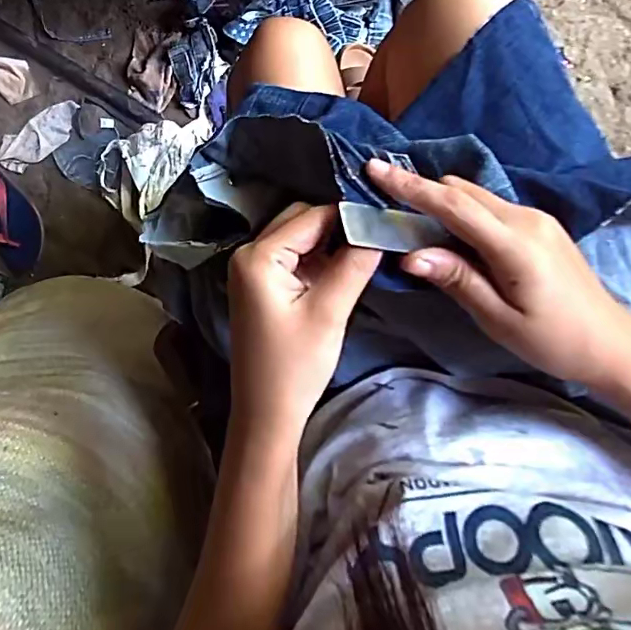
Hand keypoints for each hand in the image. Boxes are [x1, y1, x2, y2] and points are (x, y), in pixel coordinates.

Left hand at [227, 202, 381, 433]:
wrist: (267, 414)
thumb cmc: (295, 366)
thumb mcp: (329, 312)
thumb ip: (353, 264)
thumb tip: (376, 228)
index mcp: (258, 256)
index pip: (310, 216)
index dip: (347, 215)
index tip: (382, 217)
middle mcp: (248, 254)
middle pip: (300, 220)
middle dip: (337, 227)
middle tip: (374, 237)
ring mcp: (251, 270)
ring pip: (298, 238)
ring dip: (328, 243)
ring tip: (364, 252)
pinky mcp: (260, 285)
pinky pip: (292, 257)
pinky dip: (317, 259)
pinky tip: (342, 270)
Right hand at [366, 159, 630, 394]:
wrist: (613, 342)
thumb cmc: (554, 341)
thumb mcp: (499, 319)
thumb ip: (457, 279)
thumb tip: (410, 254)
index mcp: (515, 245)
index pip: (452, 204)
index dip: (410, 186)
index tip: (375, 168)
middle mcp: (525, 219)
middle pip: (461, 191)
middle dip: (420, 188)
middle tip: (381, 193)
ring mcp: (535, 218)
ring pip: (475, 195)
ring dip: (440, 199)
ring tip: (407, 213)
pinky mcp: (538, 224)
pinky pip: (489, 205)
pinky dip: (461, 209)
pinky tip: (446, 229)